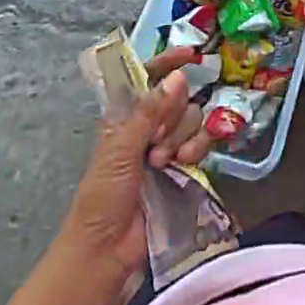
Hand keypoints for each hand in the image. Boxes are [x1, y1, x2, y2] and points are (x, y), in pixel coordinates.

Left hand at [58, 47, 215, 275]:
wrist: (108, 250)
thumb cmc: (102, 197)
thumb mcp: (120, 150)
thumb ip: (149, 113)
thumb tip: (178, 77)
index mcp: (125, 116)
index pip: (149, 78)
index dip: (167, 63)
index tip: (191, 54)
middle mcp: (148, 126)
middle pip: (177, 98)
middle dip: (173, 115)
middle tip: (156, 139)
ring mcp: (167, 146)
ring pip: (192, 120)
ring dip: (183, 136)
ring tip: (164, 160)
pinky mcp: (183, 167)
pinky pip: (201, 143)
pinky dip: (196, 150)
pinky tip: (183, 163)